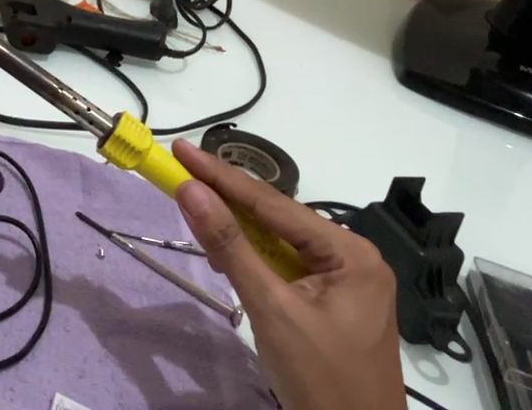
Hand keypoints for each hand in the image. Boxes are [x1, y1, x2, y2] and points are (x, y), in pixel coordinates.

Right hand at [172, 139, 402, 409]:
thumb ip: (229, 246)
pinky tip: (226, 257)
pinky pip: (285, 264)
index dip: (220, 174)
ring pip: (277, 240)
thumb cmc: (321, 381)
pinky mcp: (332, 301)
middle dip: (226, 199)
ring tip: (194, 212)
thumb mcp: (271, 309)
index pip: (272, 202)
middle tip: (179, 175)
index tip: (181, 150)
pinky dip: (252, 258)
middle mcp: (352, 255)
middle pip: (276, 216)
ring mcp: (345, 279)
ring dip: (236, 230)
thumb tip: (190, 190)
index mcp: (349, 251)